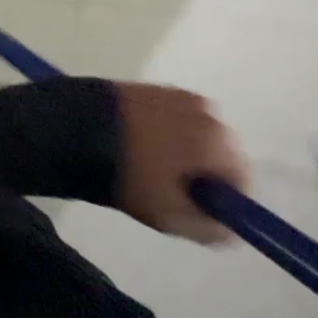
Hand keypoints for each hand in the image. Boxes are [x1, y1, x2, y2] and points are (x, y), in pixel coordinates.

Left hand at [113, 83, 246, 245]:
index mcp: (219, 140)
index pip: (241, 179)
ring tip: (151, 169)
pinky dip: (166, 134)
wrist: (77, 127)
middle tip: (171, 193)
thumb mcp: (170, 215)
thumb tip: (231, 231)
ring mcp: (178, 94)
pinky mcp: (153, 87)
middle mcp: (207, 111)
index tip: (199, 212)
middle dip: (203, 174)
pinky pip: (173, 118)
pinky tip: (140, 147)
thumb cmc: (130, 175)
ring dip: (184, 153)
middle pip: (219, 153)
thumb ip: (210, 228)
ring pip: (196, 135)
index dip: (224, 201)